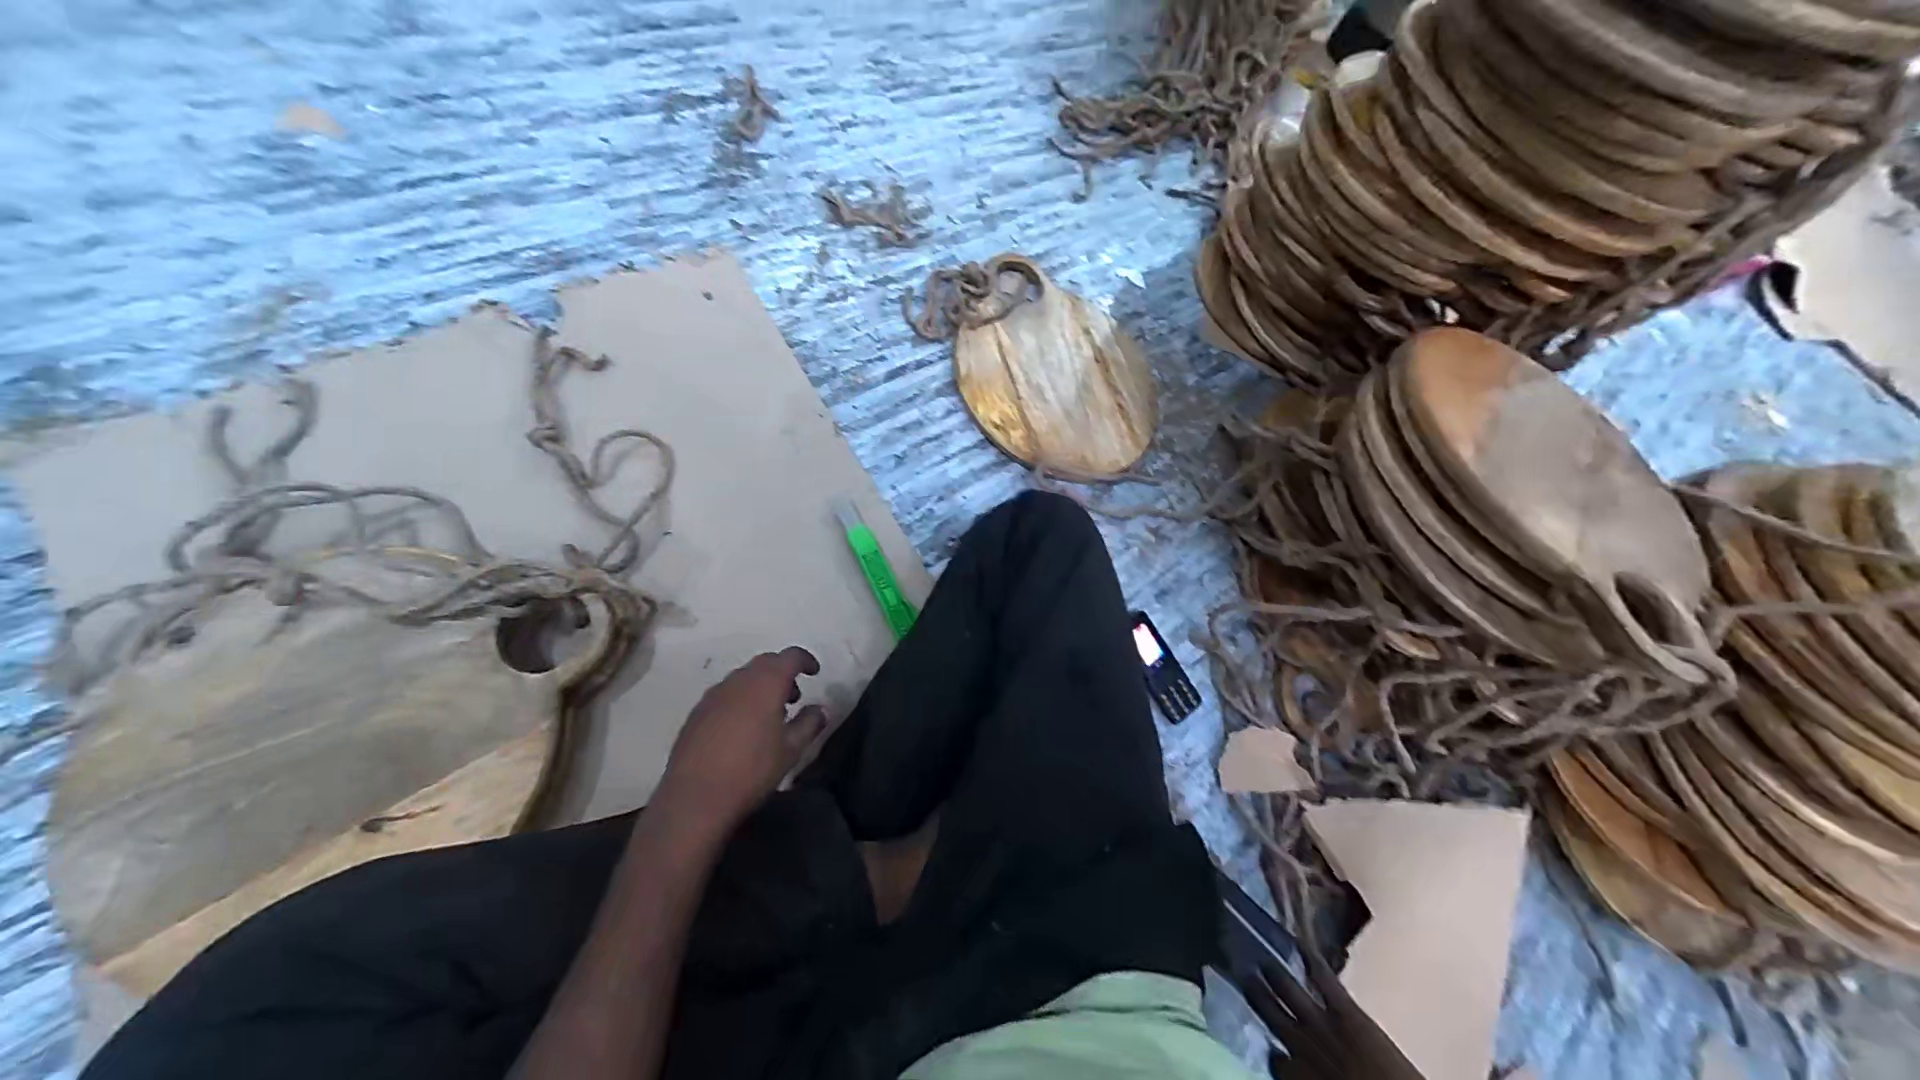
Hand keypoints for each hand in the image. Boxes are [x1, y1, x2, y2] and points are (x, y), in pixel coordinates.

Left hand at [654, 647, 827, 832]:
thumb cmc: (751, 770)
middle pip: (765, 663)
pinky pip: (725, 695)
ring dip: (761, 687)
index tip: (815, 672)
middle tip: (794, 697)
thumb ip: (809, 723)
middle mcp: (737, 680)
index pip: (790, 656)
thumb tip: (820, 709)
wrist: (694, 798)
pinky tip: (743, 729)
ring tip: (770, 715)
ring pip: (743, 678)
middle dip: (783, 673)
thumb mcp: (791, 750)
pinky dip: (741, 700)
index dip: (806, 660)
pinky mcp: (696, 713)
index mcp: (765, 683)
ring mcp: (712, 695)